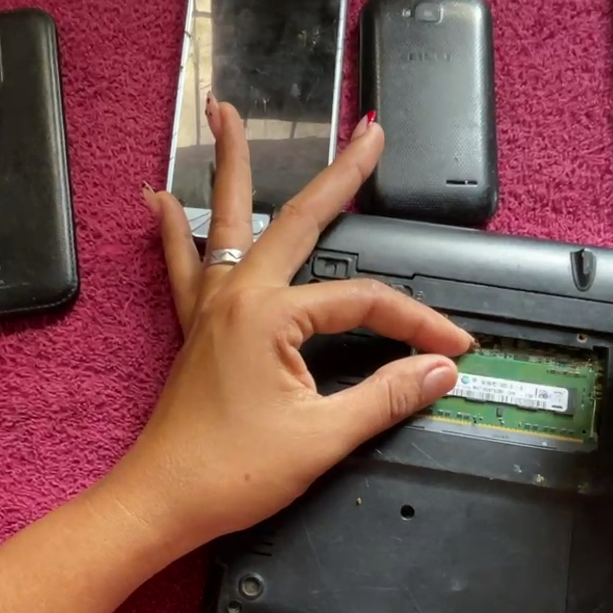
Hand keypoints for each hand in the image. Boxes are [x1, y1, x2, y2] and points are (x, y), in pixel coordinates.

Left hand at [103, 101, 471, 549]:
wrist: (164, 499)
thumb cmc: (229, 473)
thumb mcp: (321, 437)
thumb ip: (384, 397)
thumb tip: (436, 370)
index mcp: (269, 317)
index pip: (364, 303)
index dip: (415, 324)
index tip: (451, 348)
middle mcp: (236, 298)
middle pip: (296, 220)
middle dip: (338, 174)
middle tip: (369, 132)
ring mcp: (210, 309)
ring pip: (227, 223)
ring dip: (231, 168)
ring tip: (221, 114)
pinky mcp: (197, 329)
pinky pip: (184, 265)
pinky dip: (176, 230)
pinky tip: (160, 203)